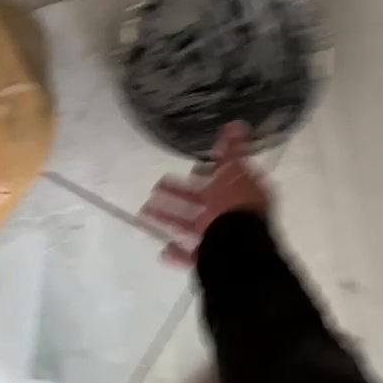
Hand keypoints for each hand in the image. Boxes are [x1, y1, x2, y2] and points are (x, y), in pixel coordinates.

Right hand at [140, 122, 271, 264]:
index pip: (223, 180)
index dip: (206, 173)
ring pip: (189, 226)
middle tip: (156, 187)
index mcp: (239, 195)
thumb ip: (233, 151)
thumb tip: (237, 124)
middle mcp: (231, 216)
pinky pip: (190, 254)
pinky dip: (175, 252)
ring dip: (167, 218)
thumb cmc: (236, 210)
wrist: (239, 252)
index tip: (189, 168)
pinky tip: (162, 250)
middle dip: (177, 194)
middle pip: (201, 202)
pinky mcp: (209, 258)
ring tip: (143, 213)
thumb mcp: (235, 174)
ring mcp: (220, 238)